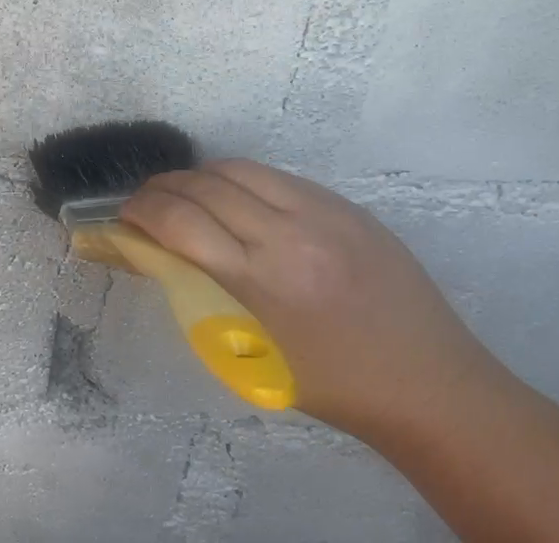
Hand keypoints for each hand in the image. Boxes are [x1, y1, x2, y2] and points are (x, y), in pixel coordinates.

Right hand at [121, 160, 505, 440]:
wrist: (434, 389)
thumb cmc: (328, 384)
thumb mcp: (247, 350)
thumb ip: (192, 291)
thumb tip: (142, 250)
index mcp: (262, 282)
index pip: (178, 221)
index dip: (140, 210)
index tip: (125, 218)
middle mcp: (291, 236)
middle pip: (201, 185)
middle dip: (160, 189)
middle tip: (145, 205)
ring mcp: (325, 214)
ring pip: (236, 168)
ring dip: (198, 178)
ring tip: (186, 198)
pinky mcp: (348, 207)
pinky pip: (276, 176)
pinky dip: (240, 182)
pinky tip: (236, 202)